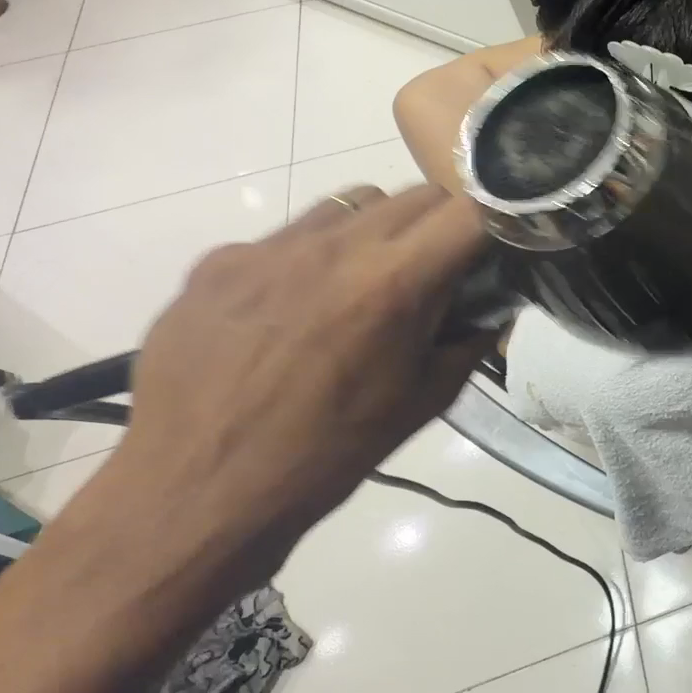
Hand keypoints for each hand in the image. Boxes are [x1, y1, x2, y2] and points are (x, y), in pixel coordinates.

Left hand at [117, 184, 496, 550]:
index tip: (496, 244)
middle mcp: (334, 247)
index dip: (493, 221)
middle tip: (435, 269)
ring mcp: (268, 248)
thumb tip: (497, 304)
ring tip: (361, 282)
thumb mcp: (424, 400)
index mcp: (393, 283)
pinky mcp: (216, 262)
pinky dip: (308, 257)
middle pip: (416, 194)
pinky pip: (284, 236)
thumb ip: (471, 339)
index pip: (469, 210)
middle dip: (442, 223)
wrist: (194, 497)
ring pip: (352, 202)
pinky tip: (289, 310)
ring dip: (377, 229)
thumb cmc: (328, 455)